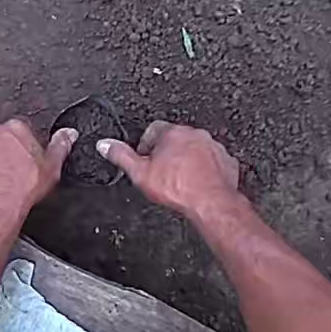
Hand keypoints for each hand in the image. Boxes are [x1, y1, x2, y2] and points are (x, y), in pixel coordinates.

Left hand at [0, 120, 75, 221]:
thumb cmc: (21, 189)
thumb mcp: (52, 167)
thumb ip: (61, 146)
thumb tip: (68, 134)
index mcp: (16, 127)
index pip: (26, 129)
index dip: (31, 146)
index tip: (33, 158)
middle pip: (5, 138)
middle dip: (11, 150)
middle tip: (20, 169)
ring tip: (4, 178)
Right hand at [97, 122, 243, 221]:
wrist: (210, 203)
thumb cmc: (179, 188)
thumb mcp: (140, 173)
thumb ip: (121, 156)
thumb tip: (104, 145)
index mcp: (172, 133)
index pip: (153, 129)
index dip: (145, 144)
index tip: (144, 158)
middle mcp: (195, 135)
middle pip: (174, 138)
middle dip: (166, 152)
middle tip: (160, 171)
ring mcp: (213, 147)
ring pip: (194, 149)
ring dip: (186, 159)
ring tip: (179, 179)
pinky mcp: (226, 161)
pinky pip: (211, 161)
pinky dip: (204, 169)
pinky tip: (196, 182)